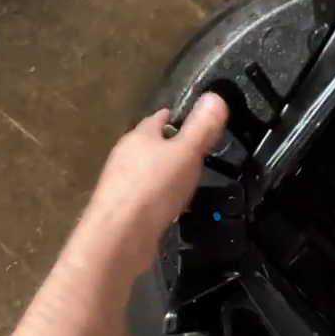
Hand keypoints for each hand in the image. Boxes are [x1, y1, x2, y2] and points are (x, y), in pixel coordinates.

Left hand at [81, 93, 229, 270]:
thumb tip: (215, 95)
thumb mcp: (186, 154)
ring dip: (167, 174)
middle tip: (200, 153)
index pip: (160, 118)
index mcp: (140, 137)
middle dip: (174, 147)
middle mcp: (126, 157)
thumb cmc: (152, 189)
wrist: (118, 240)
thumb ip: (201, 127)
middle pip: (153, 145)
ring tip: (190, 181)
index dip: (180, 118)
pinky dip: (161, 199)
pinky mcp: (124, 211)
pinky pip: (147, 197)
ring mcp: (122, 185)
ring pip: (149, 172)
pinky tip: (173, 208)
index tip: (199, 122)